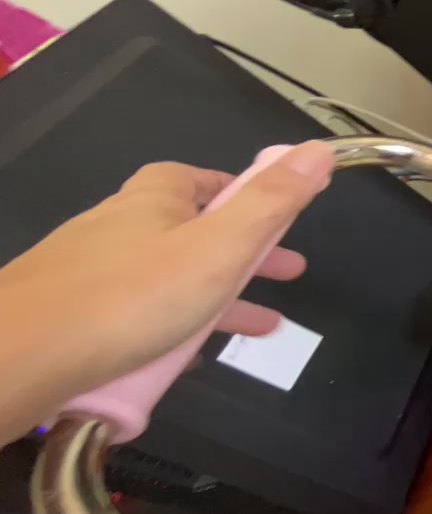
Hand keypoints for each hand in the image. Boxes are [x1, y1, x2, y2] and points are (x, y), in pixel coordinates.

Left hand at [0, 142, 335, 418]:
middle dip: (243, 249)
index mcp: (150, 205)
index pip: (191, 178)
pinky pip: (135, 311)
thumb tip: (318, 149)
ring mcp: (84, 275)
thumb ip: (273, 200)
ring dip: (217, 293)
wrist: (6, 364)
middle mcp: (112, 230)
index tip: (272, 212)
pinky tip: (190, 352)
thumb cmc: (130, 298)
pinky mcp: (66, 317)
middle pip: (188, 229)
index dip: (235, 188)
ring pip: (166, 275)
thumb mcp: (221, 246)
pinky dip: (173, 322)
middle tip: (286, 273)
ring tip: (259, 326)